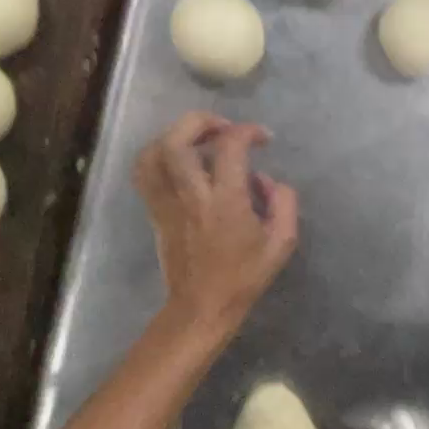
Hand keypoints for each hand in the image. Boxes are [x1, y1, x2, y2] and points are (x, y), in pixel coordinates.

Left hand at [134, 111, 298, 337]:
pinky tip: (178, 158)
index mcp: (226, 202)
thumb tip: (266, 179)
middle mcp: (191, 196)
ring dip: (176, 134)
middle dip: (202, 122)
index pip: (230, 147)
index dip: (248, 132)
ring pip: (155, 152)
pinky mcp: (155, 211)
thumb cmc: (244, 277)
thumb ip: (284, 202)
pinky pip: (144, 172)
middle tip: (224, 128)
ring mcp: (167, 202)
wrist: (201, 307)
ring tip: (199, 139)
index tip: (262, 138)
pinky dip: (158, 154)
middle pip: (178, 140)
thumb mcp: (282, 243)